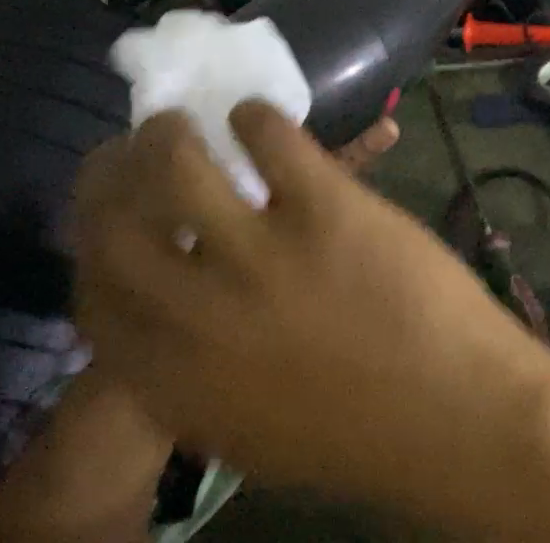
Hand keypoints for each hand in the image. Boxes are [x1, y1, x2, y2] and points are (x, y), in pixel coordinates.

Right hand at [70, 103, 549, 513]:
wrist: (457, 416)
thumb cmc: (360, 433)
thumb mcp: (249, 431)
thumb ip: (193, 379)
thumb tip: (167, 324)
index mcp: (169, 380)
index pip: (93, 295)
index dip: (91, 243)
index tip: (107, 213)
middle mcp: (195, 313)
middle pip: (116, 224)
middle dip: (108, 176)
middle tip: (127, 149)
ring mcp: (262, 254)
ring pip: (180, 167)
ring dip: (169, 134)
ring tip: (181, 122)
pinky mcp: (328, 208)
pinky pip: (272, 141)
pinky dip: (256, 119)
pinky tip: (256, 117)